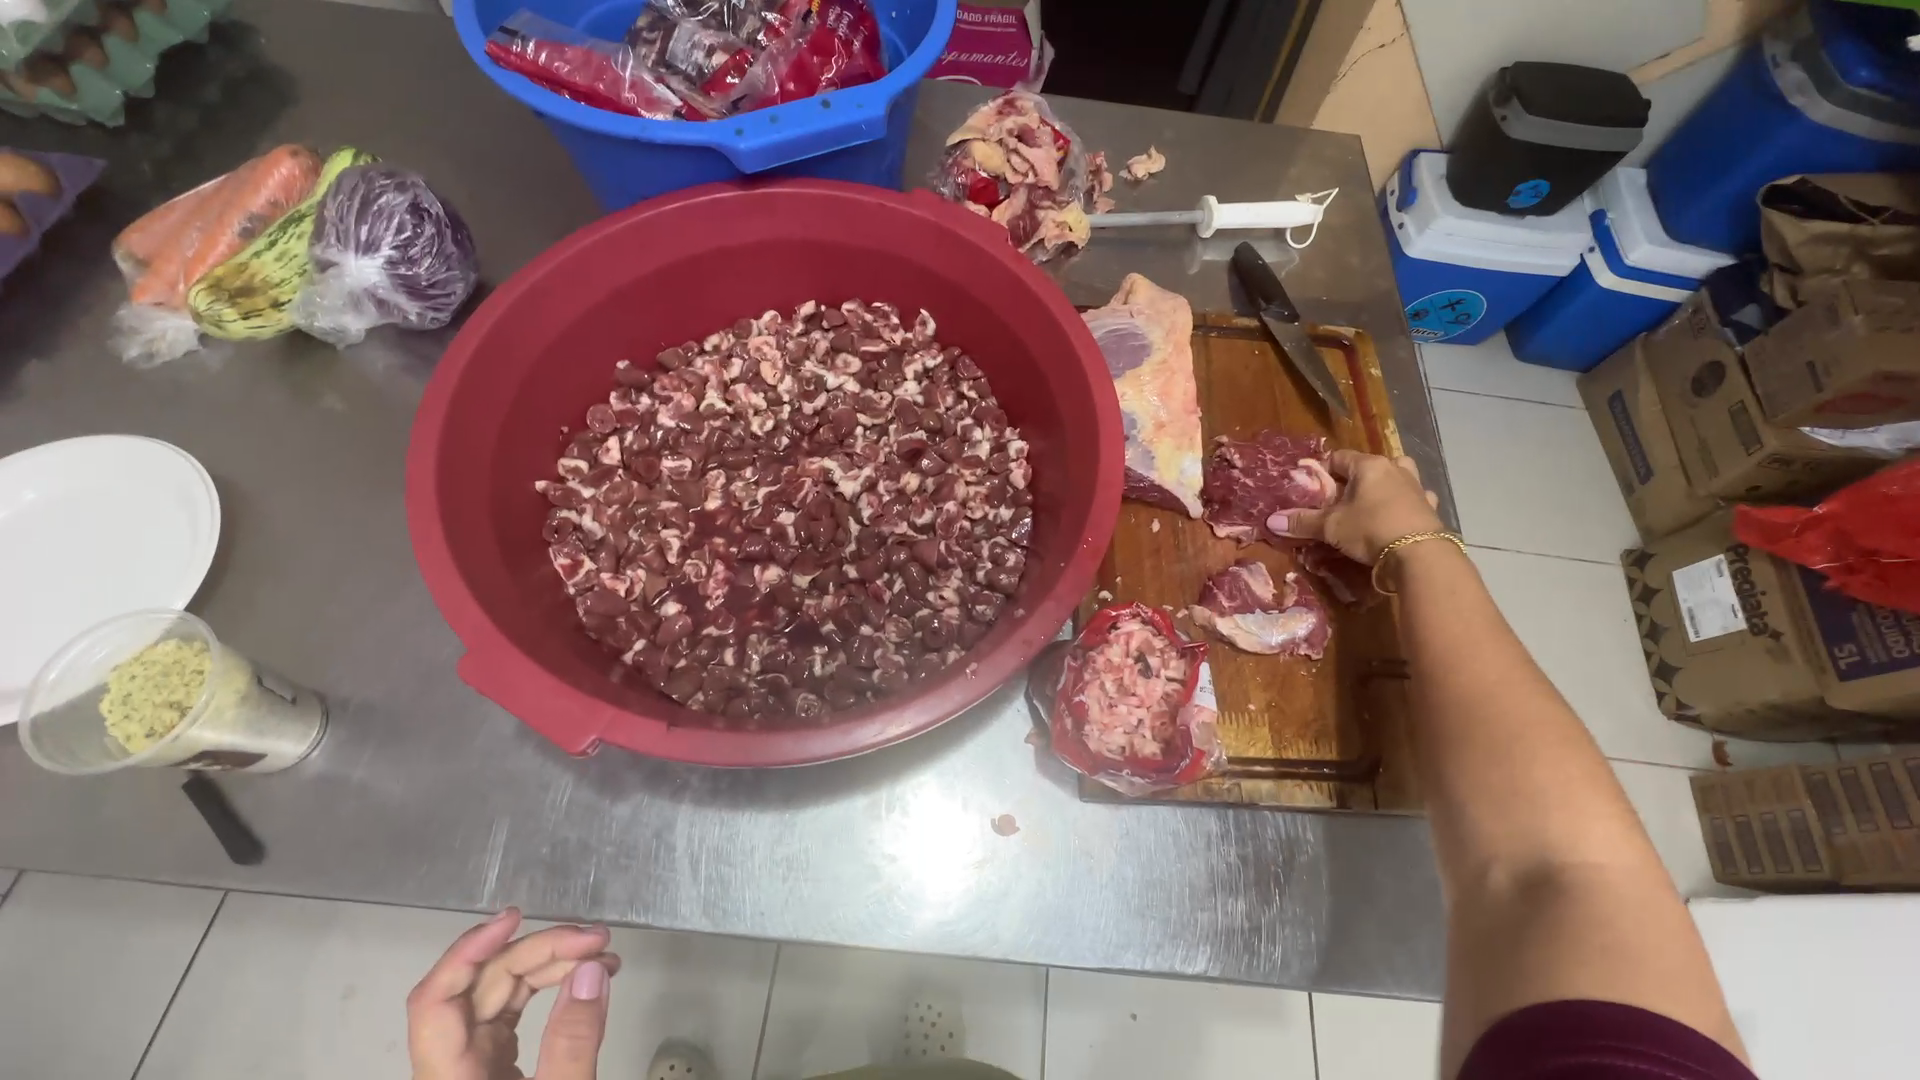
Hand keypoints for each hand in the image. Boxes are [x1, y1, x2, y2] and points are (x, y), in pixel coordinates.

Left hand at [408, 908, 619, 1079]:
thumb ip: (574, 1040)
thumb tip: (593, 970)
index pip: (436, 1001)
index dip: (468, 951)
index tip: (517, 918)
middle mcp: (452, 1069)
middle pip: (481, 989)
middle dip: (539, 952)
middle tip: (599, 940)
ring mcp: (472, 1071)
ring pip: (501, 998)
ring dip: (551, 967)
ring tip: (605, 956)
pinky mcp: (494, 1072)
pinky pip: (515, 1016)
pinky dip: (551, 990)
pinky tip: (586, 980)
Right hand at [1268, 450, 1442, 563]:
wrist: (1419, 554)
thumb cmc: (1370, 529)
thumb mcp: (1330, 527)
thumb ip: (1302, 521)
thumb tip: (1271, 521)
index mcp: (1369, 466)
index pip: (1339, 457)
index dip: (1322, 471)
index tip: (1313, 488)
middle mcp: (1395, 469)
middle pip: (1369, 464)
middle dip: (1354, 478)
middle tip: (1340, 498)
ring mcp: (1416, 486)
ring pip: (1397, 476)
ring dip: (1384, 485)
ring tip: (1371, 502)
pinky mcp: (1430, 507)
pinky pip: (1415, 498)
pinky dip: (1405, 503)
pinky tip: (1397, 516)